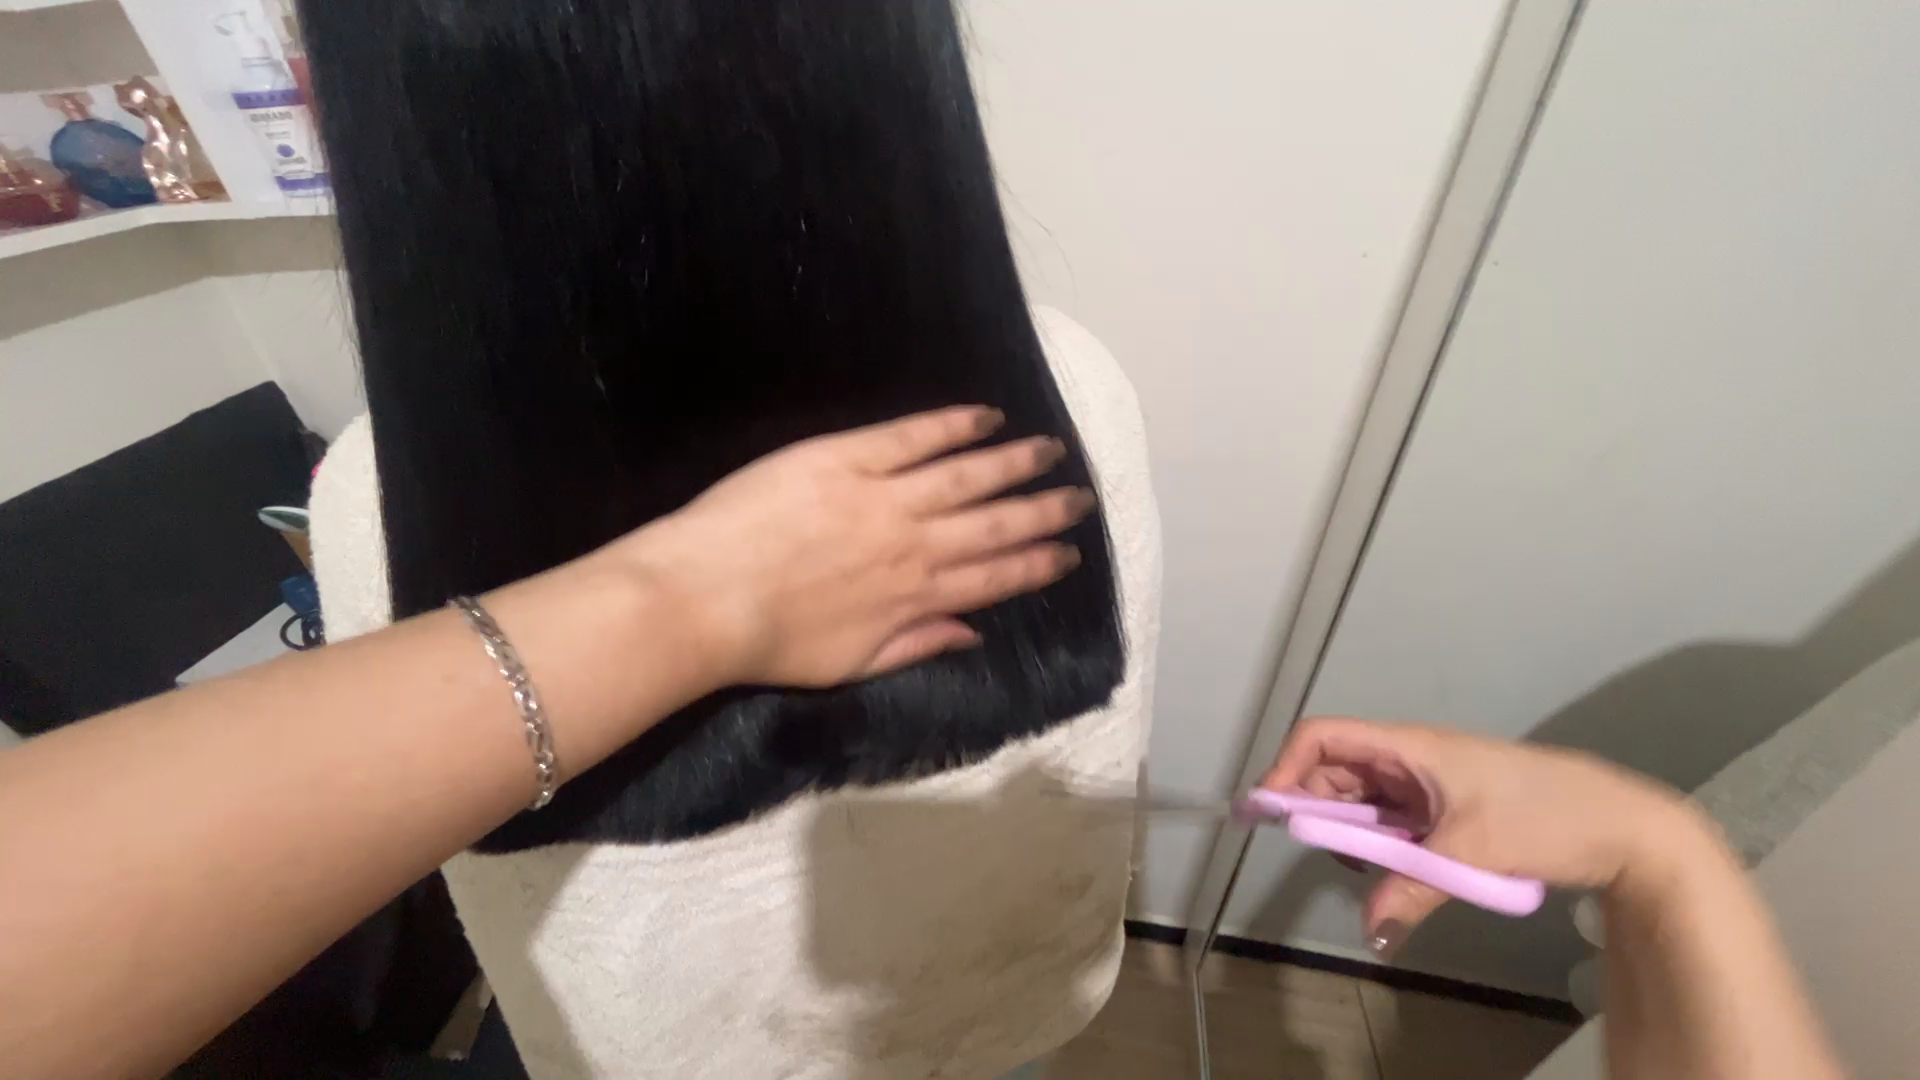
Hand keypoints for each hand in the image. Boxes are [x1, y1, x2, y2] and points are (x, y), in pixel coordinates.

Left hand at [611, 406, 1091, 686]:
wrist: (701, 601)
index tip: (1067, 553)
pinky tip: (984, 416)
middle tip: (1078, 498)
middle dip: (1043, 511)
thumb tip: (971, 634)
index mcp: (914, 599)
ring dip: (1012, 463)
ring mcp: (884, 498)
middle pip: (994, 524)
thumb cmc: (769, 644)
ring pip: (966, 476)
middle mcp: (914, 546)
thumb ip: (916, 645)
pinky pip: (912, 437)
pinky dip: (952, 425)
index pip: (992, 578)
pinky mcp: (848, 460)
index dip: (1035, 564)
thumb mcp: (849, 666)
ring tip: (1047, 449)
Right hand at [1262, 717, 1705, 955]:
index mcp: (1406, 745)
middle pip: (1333, 769)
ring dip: (1348, 830)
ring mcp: (1422, 781)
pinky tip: (1390, 870)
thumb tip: (1370, 933)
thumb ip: (1412, 889)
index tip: (1270, 809)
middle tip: (1312, 850)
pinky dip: (1377, 842)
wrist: (1630, 828)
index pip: (1321, 736)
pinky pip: (1388, 818)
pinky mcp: (1439, 806)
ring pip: (1359, 797)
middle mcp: (1405, 756)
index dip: (1286, 766)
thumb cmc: (1545, 816)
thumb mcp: (1473, 853)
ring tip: (1362, 869)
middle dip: (1315, 806)